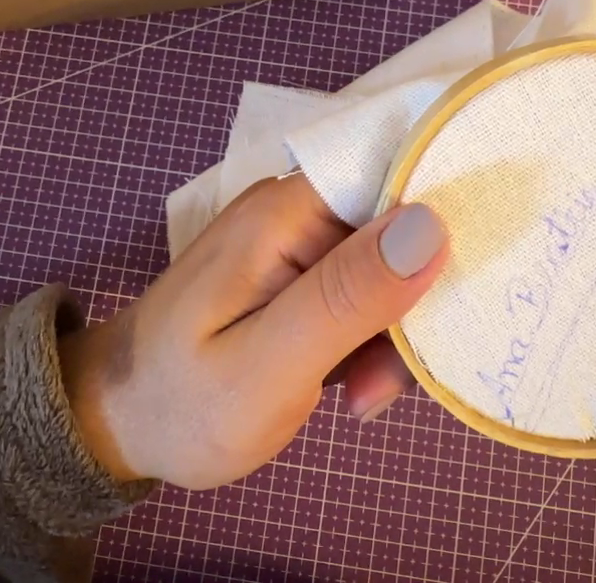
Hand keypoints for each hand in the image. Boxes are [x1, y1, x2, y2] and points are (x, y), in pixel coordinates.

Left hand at [59, 175, 449, 488]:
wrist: (114, 423)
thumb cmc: (180, 402)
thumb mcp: (267, 364)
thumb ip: (347, 296)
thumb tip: (432, 223)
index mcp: (287, 210)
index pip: (390, 171)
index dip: (445, 207)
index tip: (481, 270)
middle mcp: (297, 211)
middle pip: (397, 226)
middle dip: (415, 298)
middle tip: (388, 378)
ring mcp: (297, 244)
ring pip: (388, 266)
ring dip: (392, 331)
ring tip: (361, 395)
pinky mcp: (299, 277)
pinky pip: (363, 292)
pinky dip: (370, 340)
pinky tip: (351, 387)